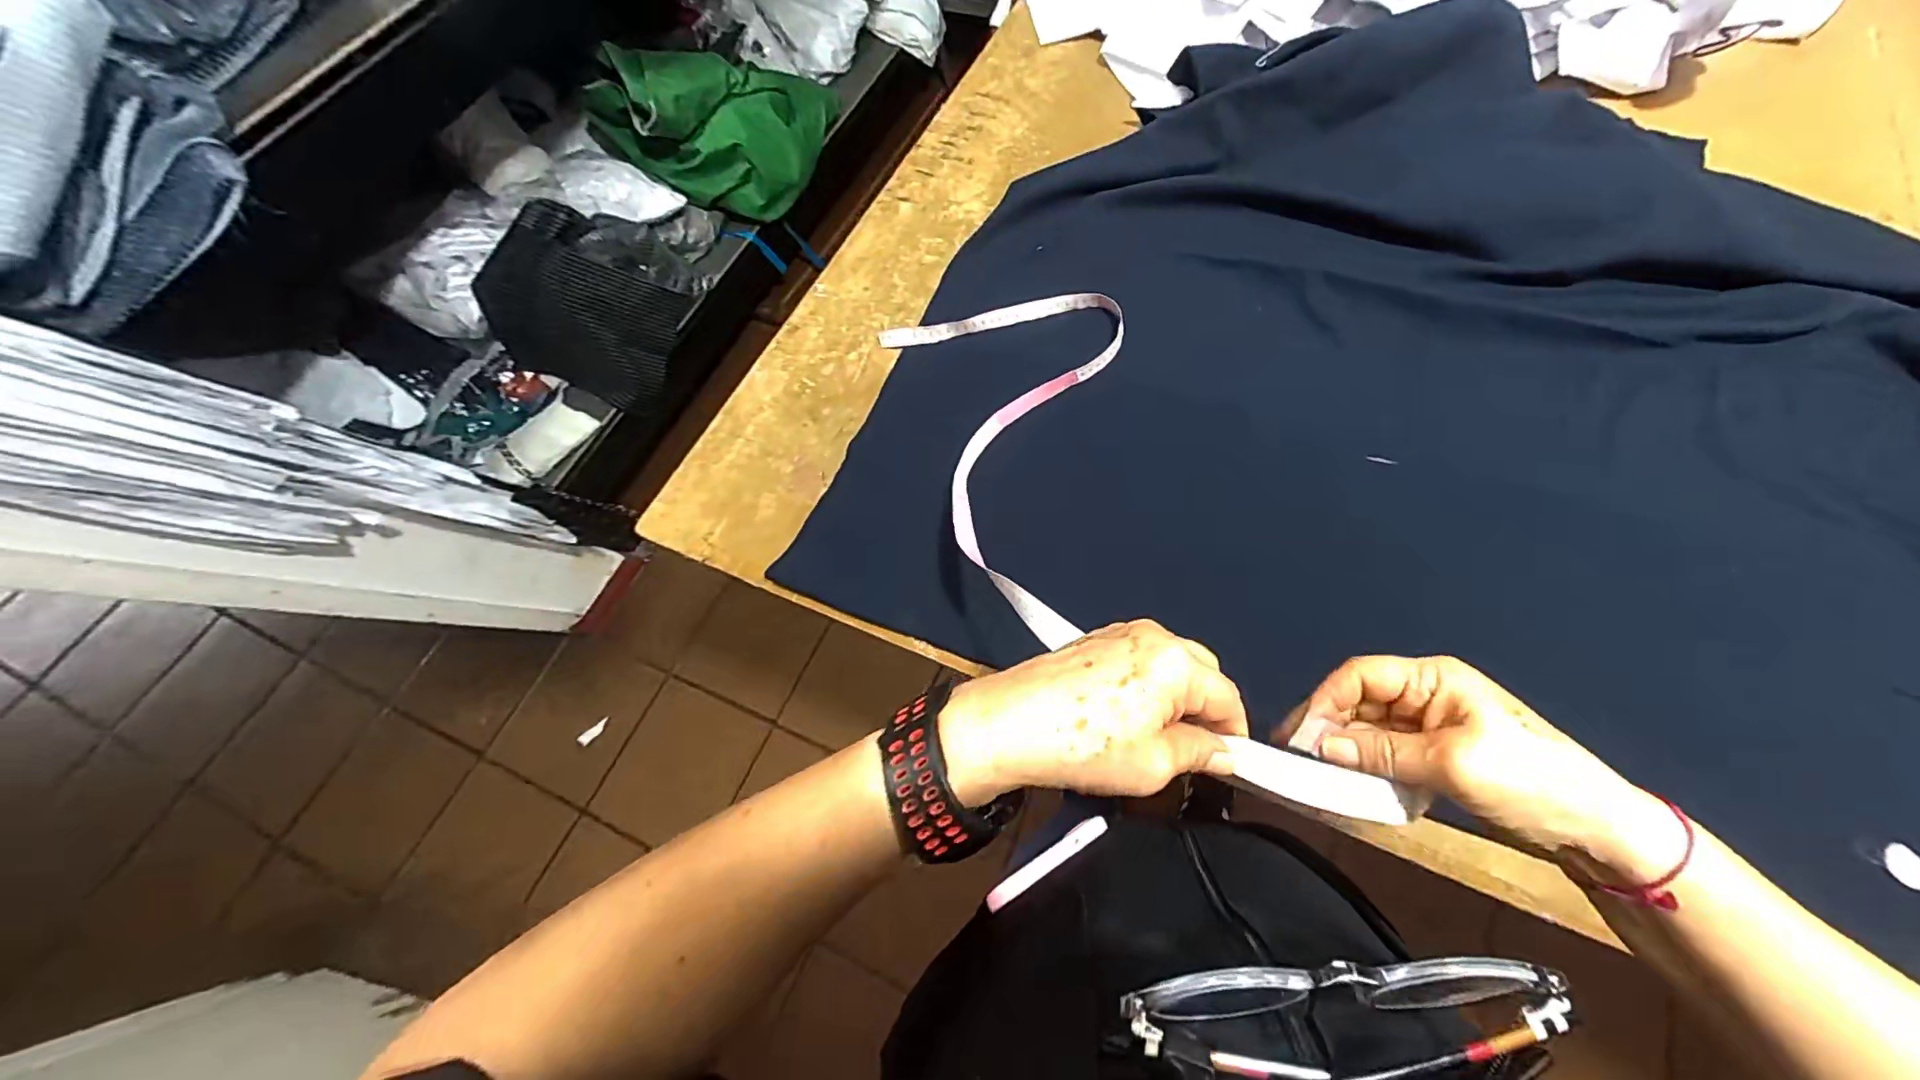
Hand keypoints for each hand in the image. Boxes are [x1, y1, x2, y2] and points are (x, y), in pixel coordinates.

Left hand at [935, 620, 1249, 804]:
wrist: (1007, 726)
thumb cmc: (1072, 742)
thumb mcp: (1154, 765)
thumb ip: (1200, 753)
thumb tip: (1219, 751)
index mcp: (1173, 661)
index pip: (1227, 696)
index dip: (1233, 732)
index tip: (1229, 757)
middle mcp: (1148, 637)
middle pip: (1201, 674)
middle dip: (1203, 712)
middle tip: (1192, 753)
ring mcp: (1117, 635)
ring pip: (1168, 667)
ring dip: (1171, 700)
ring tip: (1150, 740)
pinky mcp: (1093, 643)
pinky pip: (1137, 662)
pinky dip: (1143, 689)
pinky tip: (1123, 721)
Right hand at [1283, 655, 1685, 880]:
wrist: (1601, 832)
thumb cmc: (1536, 782)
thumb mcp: (1453, 763)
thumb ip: (1383, 751)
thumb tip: (1323, 746)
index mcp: (1434, 679)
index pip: (1360, 676)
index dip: (1325, 700)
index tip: (1302, 736)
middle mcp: (1426, 696)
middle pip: (1358, 702)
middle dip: (1329, 727)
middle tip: (1300, 758)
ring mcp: (1429, 727)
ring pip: (1367, 730)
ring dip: (1346, 752)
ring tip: (1323, 777)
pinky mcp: (1433, 756)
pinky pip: (1385, 755)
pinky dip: (1367, 769)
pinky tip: (1356, 787)